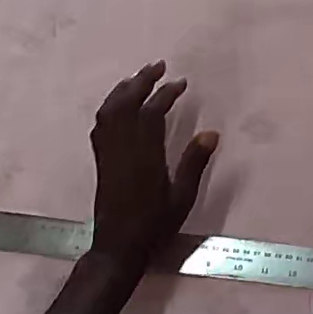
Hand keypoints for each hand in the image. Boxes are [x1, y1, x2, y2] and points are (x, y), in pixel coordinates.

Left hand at [88, 61, 218, 269]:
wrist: (118, 247)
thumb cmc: (154, 225)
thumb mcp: (182, 198)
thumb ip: (195, 164)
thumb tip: (211, 133)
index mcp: (145, 155)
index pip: (152, 113)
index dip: (165, 94)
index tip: (180, 83)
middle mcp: (123, 149)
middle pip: (126, 104)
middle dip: (142, 81)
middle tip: (158, 66)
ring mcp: (108, 153)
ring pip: (110, 111)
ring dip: (124, 89)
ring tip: (139, 77)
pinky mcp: (101, 160)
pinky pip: (101, 125)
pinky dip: (110, 107)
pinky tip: (119, 104)